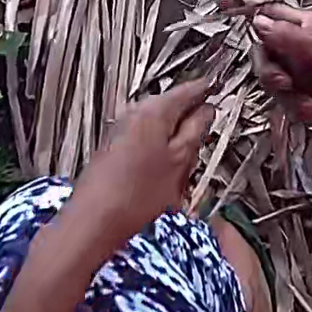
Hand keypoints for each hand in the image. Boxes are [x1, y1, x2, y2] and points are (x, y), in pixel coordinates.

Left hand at [60, 79, 215, 249]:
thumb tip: (207, 109)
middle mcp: (137, 110)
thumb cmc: (138, 193)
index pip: (189, 88)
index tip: (219, 93)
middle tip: (201, 144)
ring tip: (181, 169)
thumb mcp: (179, 161)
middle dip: (190, 122)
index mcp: (156, 108)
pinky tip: (159, 176)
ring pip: (160, 125)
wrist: (92, 222)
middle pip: (173, 106)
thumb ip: (196, 129)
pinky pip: (145, 138)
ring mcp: (123, 126)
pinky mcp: (114, 145)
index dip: (207, 91)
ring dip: (174, 140)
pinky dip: (157, 150)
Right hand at [247, 2, 311, 136]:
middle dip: (270, 70)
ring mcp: (302, 72)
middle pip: (264, 50)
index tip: (219, 1)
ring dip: (286, 95)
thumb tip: (257, 20)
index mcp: (307, 25)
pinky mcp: (305, 97)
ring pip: (271, 79)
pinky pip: (284, 100)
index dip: (246, 7)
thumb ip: (287, 36)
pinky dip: (296, 108)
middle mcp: (300, 45)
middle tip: (284, 83)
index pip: (270, 11)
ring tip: (309, 105)